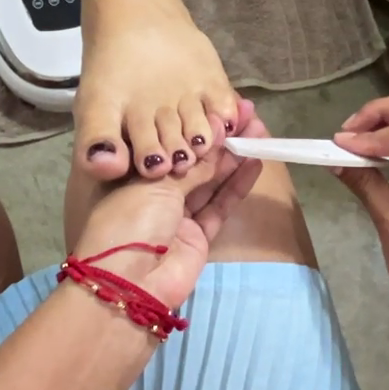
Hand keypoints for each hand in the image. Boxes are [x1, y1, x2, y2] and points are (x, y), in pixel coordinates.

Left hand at [71, 99, 263, 307]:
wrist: (130, 284)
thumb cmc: (128, 221)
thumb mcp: (156, 181)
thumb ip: (191, 162)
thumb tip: (220, 137)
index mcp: (128, 171)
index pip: (164, 139)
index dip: (192, 122)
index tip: (221, 105)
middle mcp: (150, 190)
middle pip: (190, 159)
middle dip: (218, 138)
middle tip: (249, 115)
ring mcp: (174, 215)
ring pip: (208, 181)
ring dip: (233, 158)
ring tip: (260, 133)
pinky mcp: (196, 236)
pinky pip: (219, 205)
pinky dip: (236, 185)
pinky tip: (255, 163)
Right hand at [74, 0, 238, 181]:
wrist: (135, 17)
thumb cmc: (110, 65)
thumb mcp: (94, 104)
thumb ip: (97, 137)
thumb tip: (109, 168)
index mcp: (140, 147)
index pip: (149, 162)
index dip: (156, 164)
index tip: (158, 165)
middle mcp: (170, 138)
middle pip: (180, 150)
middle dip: (184, 154)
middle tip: (184, 156)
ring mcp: (194, 116)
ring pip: (205, 133)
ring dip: (208, 137)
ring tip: (205, 138)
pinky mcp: (215, 95)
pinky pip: (225, 111)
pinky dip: (228, 115)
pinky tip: (228, 117)